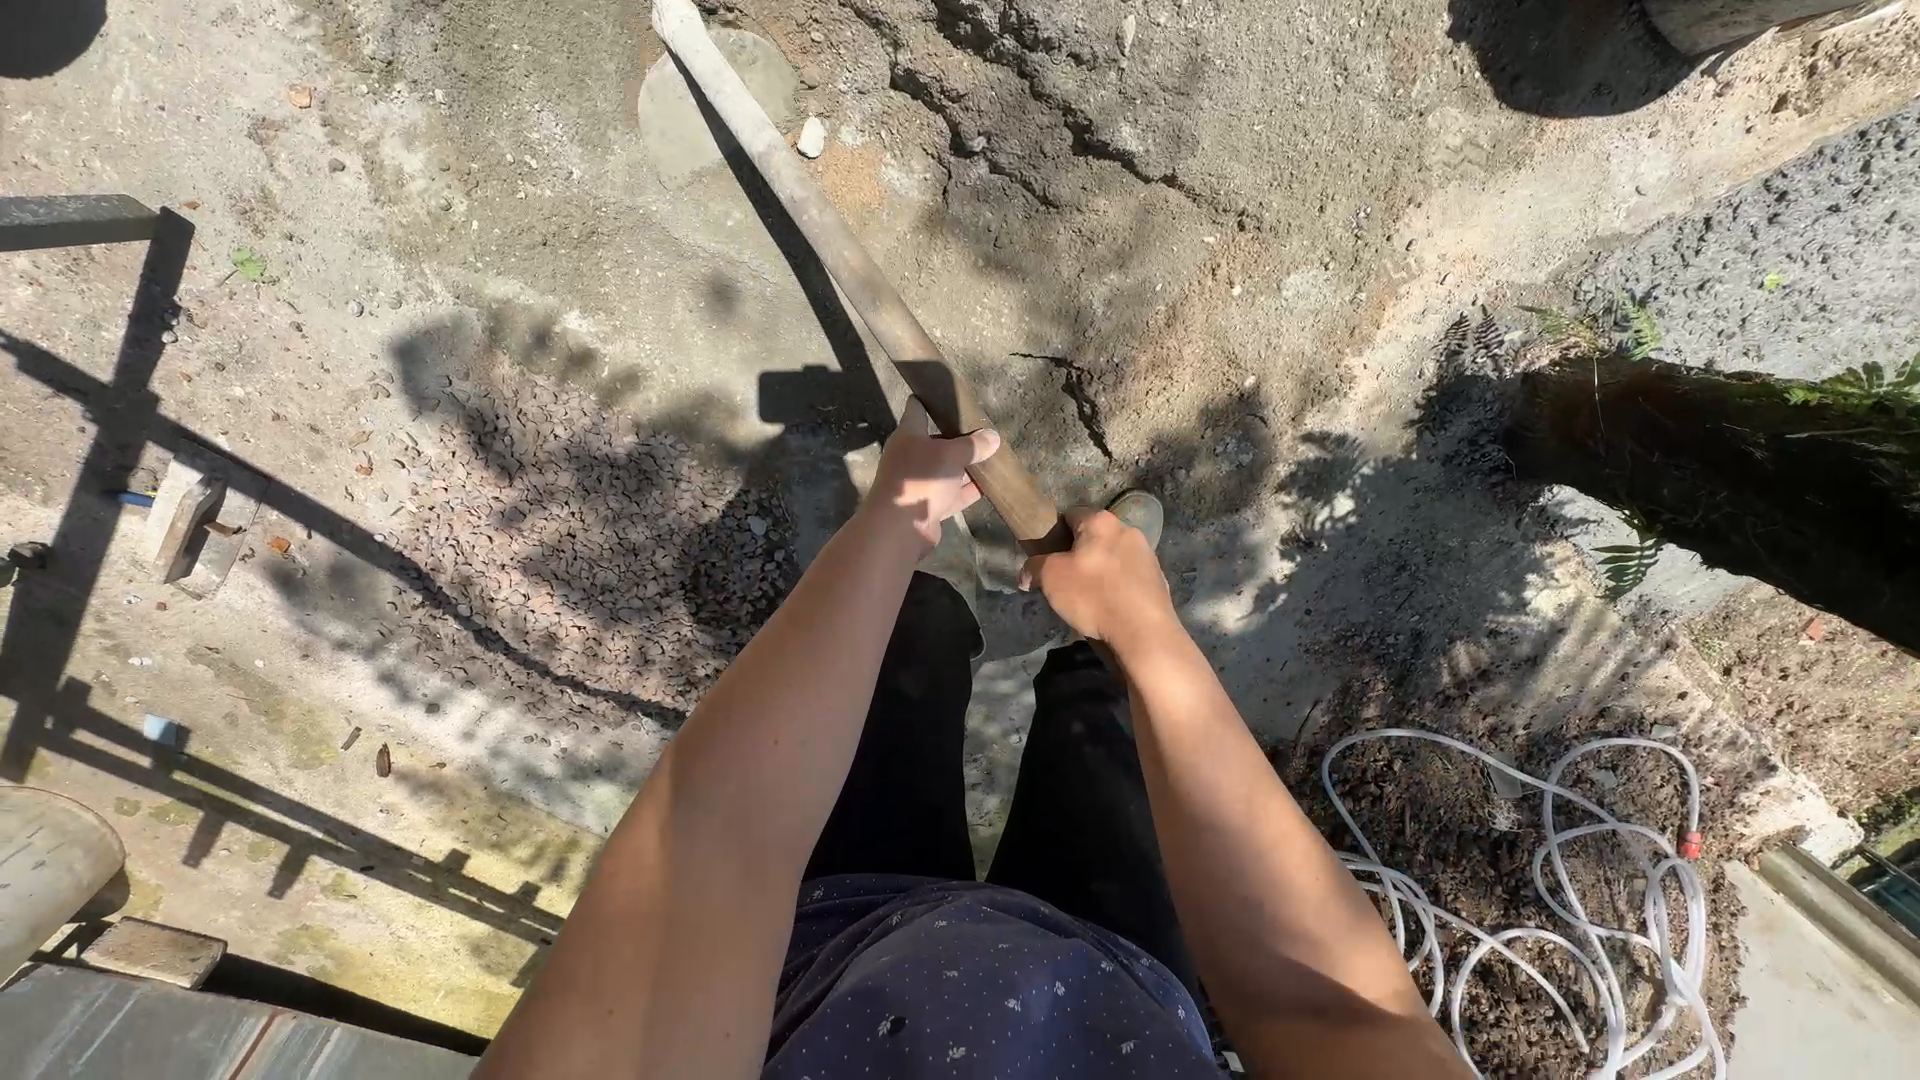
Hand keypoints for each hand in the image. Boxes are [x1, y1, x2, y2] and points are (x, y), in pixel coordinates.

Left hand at [860, 397, 1001, 549]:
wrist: (900, 528)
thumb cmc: (921, 479)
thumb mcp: (952, 455)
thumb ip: (973, 446)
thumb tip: (993, 437)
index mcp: (909, 435)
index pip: (918, 409)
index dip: (931, 399)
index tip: (948, 394)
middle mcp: (910, 456)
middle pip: (937, 441)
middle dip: (959, 438)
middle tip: (984, 431)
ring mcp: (919, 483)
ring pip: (947, 470)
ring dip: (966, 467)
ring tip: (993, 457)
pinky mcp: (928, 507)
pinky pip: (952, 494)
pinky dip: (968, 490)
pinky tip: (989, 486)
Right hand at [1019, 507, 1179, 647]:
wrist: (1143, 631)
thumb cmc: (1093, 595)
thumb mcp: (1050, 578)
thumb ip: (1033, 568)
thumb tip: (1026, 575)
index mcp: (1101, 521)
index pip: (1070, 515)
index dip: (1055, 534)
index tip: (1048, 557)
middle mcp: (1128, 530)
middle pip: (1093, 537)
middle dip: (1079, 554)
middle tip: (1065, 580)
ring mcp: (1147, 554)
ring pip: (1112, 556)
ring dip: (1099, 570)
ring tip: (1089, 597)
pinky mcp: (1158, 577)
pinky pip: (1128, 576)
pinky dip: (1117, 586)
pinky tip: (1111, 606)